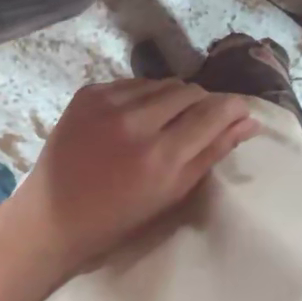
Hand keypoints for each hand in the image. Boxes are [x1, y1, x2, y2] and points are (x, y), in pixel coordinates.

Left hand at [0, 79, 261, 282]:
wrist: (53, 215)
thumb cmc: (117, 217)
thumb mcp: (171, 194)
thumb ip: (211, 153)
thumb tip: (248, 123)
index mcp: (161, 155)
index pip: (214, 111)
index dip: (233, 108)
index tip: (239, 112)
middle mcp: (135, 121)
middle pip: (190, 90)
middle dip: (203, 103)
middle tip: (199, 122)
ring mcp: (107, 102)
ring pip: (161, 83)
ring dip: (172, 98)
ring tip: (165, 121)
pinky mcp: (87, 93)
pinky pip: (131, 83)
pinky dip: (142, 97)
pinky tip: (136, 118)